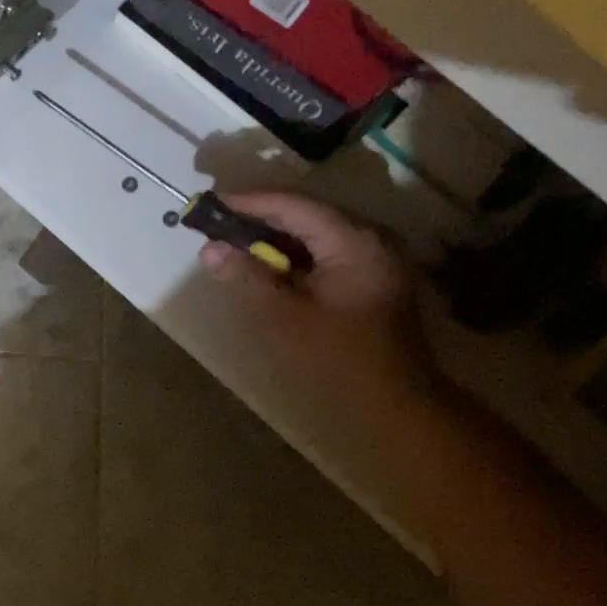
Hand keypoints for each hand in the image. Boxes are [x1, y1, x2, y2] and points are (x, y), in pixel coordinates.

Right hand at [200, 191, 437, 408]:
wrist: (396, 402)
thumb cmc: (337, 358)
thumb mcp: (283, 317)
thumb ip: (246, 277)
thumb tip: (210, 248)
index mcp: (353, 241)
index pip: (294, 205)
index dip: (249, 203)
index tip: (211, 204)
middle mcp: (371, 238)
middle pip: (308, 214)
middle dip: (261, 217)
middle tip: (218, 223)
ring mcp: (377, 259)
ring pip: (317, 234)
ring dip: (276, 237)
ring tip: (235, 242)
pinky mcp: (374, 278)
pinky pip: (328, 253)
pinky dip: (295, 255)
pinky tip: (268, 266)